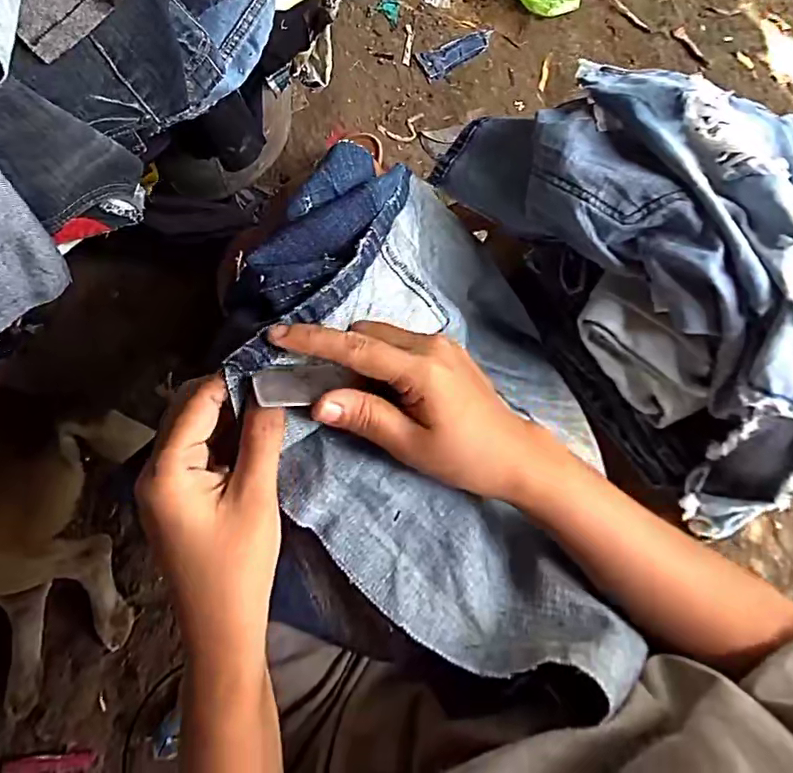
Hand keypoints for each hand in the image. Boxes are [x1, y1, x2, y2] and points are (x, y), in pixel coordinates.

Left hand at [135, 376, 284, 658]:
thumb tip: (269, 388)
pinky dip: (224, 434)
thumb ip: (261, 436)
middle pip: (187, 408)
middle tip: (273, 382)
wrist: (222, 630)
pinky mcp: (177, 494)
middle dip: (228, 390)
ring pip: (194, 426)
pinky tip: (254, 430)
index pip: (196, 401)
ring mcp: (163, 484)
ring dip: (228, 411)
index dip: (232, 378)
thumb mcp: (256, 496)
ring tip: (270, 399)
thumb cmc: (239, 566)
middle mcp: (154, 471)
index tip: (270, 364)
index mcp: (166, 470)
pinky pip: (198, 448)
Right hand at [267, 322, 565, 503]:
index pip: (356, 347)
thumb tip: (319, 400)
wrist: (515, 453)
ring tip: (336, 382)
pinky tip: (371, 382)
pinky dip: (376, 354)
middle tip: (300, 369)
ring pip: (382, 334)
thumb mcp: (411, 446)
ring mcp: (441, 343)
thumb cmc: (465, 458)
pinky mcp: (446, 350)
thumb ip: (365, 417)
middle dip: (332, 345)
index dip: (313, 340)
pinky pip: (399, 342)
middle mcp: (431, 344)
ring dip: (355, 350)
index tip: (277, 334)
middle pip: (367, 333)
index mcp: (422, 368)